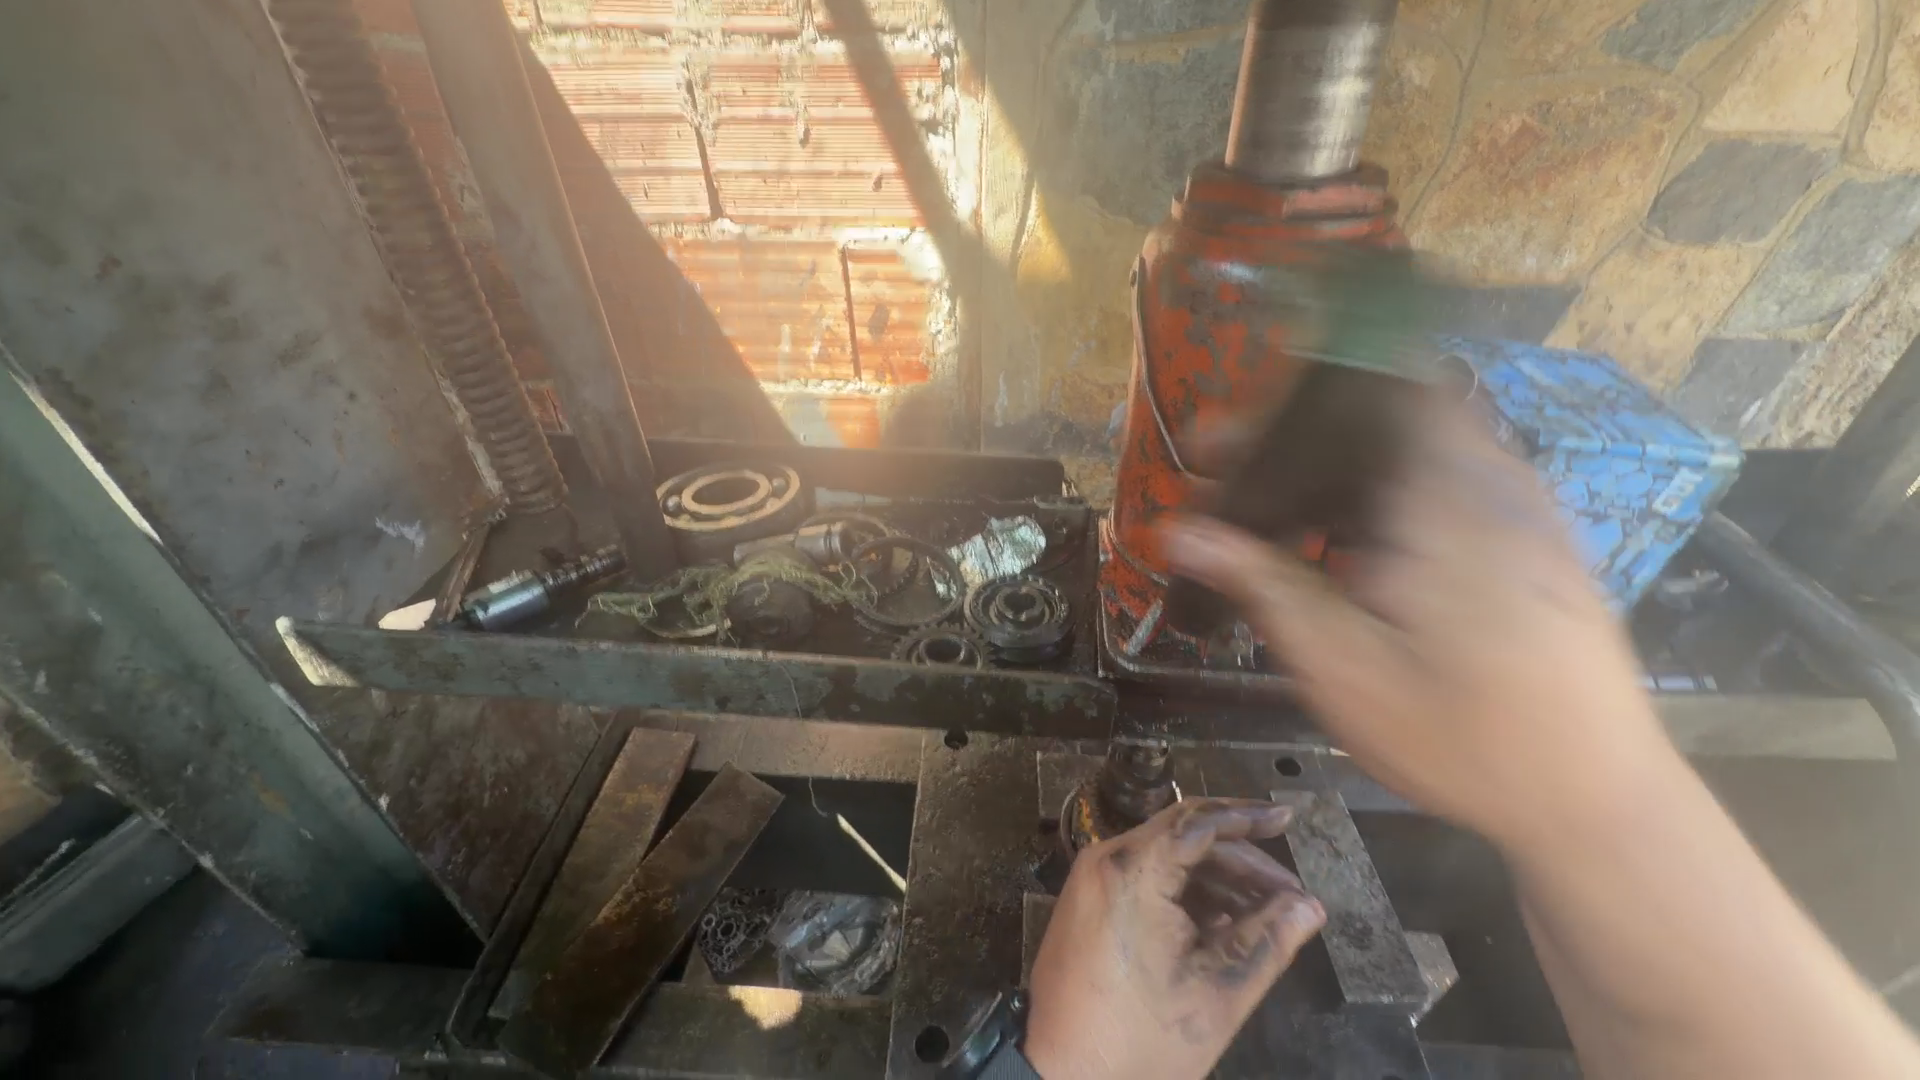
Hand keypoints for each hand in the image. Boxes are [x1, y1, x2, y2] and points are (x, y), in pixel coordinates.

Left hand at [1024, 799, 1324, 1079]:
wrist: (1060, 1076)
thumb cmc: (1139, 1039)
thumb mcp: (1215, 995)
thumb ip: (1266, 942)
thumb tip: (1310, 908)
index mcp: (1131, 870)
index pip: (1197, 821)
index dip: (1247, 816)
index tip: (1288, 817)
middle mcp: (1105, 859)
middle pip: (1184, 838)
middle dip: (1241, 862)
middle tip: (1289, 896)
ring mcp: (1092, 878)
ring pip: (1166, 858)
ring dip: (1217, 880)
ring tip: (1266, 916)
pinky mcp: (1090, 899)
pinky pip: (1146, 877)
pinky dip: (1186, 894)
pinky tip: (1224, 924)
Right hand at [1161, 404, 1678, 852]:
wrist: (1599, 806)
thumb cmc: (1460, 738)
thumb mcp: (1342, 670)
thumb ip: (1264, 586)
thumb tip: (1178, 532)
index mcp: (1444, 503)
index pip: (1370, 397)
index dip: (1290, 410)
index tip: (1225, 444)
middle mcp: (1494, 489)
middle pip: (1383, 423)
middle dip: (1297, 449)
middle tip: (1230, 489)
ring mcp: (1526, 516)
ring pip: (1415, 457)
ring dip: (1340, 476)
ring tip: (1278, 521)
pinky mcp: (1537, 547)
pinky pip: (1447, 488)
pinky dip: (1386, 500)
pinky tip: (1352, 553)